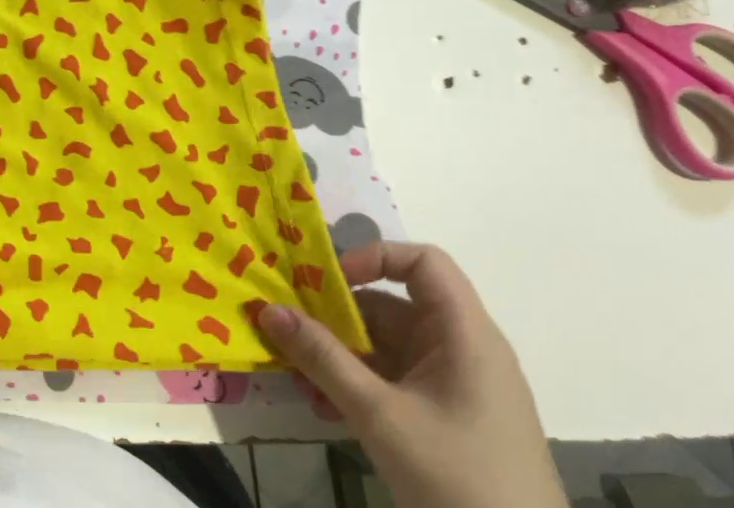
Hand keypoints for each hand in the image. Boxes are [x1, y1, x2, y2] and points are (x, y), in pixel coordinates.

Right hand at [257, 242, 563, 507]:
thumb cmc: (458, 477)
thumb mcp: (379, 415)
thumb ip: (322, 359)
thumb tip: (268, 309)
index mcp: (465, 336)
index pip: (423, 263)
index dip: (373, 256)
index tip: (326, 281)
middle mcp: (461, 350)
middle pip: (390, 305)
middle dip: (332, 314)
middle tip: (284, 327)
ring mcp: (453, 385)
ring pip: (382, 344)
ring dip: (335, 354)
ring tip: (296, 376)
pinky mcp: (442, 415)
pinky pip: (388, 378)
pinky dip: (352, 382)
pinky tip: (321, 405)